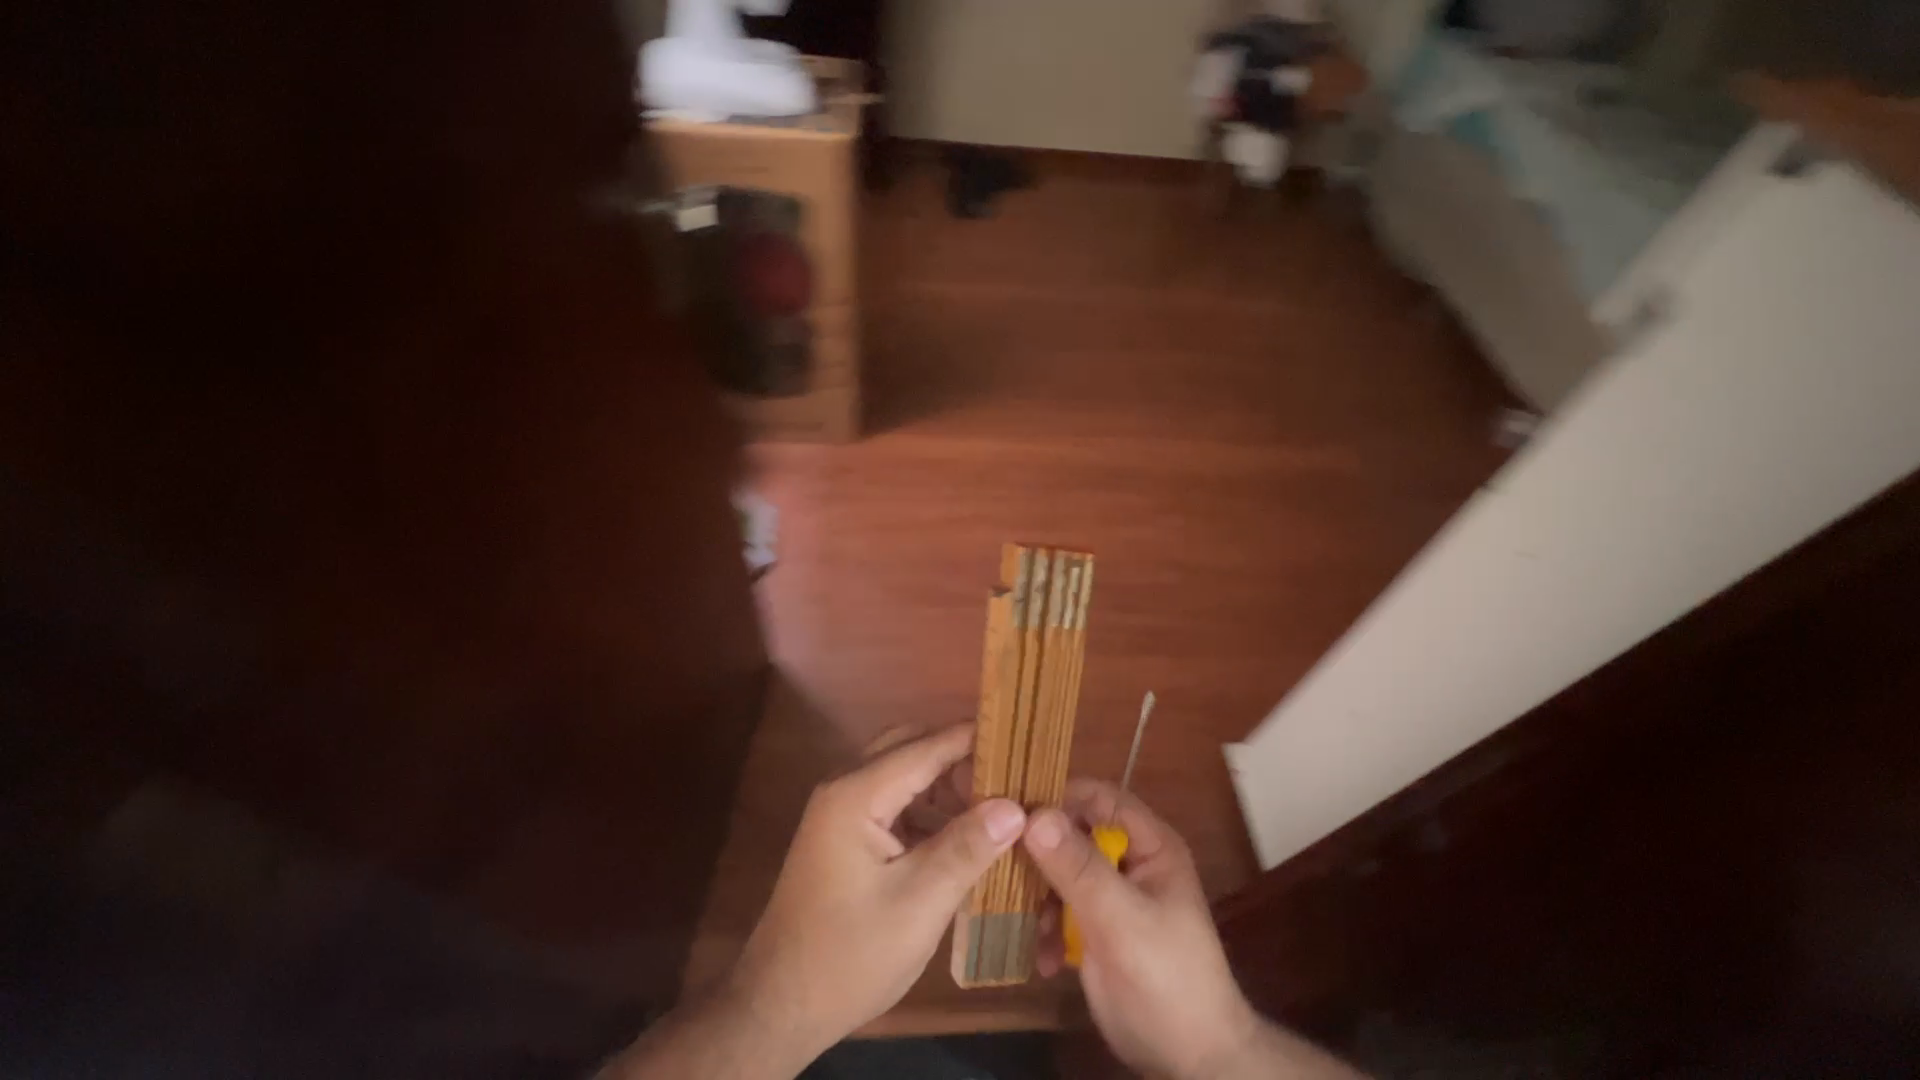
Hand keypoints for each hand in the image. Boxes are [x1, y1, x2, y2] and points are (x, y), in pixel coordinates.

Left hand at [728, 722, 1025, 1057]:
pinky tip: (965, 833)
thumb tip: (1016, 806)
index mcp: (856, 795)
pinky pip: (894, 803)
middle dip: (960, 756)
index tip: (1026, 739)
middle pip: (910, 747)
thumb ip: (966, 848)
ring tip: (999, 803)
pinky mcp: (846, 838)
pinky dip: (929, 807)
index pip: (926, 746)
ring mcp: (841, 813)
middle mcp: (845, 789)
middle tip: (1012, 776)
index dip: (975, 739)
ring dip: (946, 782)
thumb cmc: (850, 956)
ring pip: (903, 774)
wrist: (780, 1006)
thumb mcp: (919, 904)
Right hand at [1022, 780, 1267, 1079]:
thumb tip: (1033, 816)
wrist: (1188, 1057)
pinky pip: (1057, 909)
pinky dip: (1046, 930)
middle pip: (1072, 833)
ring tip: (1033, 928)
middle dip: (1039, 854)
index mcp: (1150, 845)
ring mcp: (1110, 895)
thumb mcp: (1122, 920)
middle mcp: (1128, 861)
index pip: (1099, 798)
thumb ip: (1080, 869)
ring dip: (1039, 898)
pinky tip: (1045, 960)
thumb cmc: (1167, 978)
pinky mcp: (1093, 926)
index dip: (1060, 798)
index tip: (1013, 812)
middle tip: (1001, 867)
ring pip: (1058, 871)